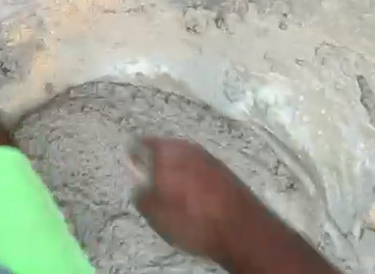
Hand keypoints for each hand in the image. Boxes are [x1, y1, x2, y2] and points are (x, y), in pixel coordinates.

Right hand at [128, 137, 254, 263]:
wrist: (242, 230)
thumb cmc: (193, 220)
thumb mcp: (156, 214)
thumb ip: (141, 195)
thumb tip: (138, 186)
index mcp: (163, 151)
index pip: (140, 143)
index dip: (133, 154)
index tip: (132, 165)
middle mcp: (184, 146)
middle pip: (163, 148)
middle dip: (156, 159)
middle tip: (152, 177)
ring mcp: (206, 156)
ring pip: (183, 157)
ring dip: (177, 167)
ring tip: (174, 188)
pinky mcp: (224, 170)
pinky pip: (200, 168)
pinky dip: (194, 177)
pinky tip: (195, 194)